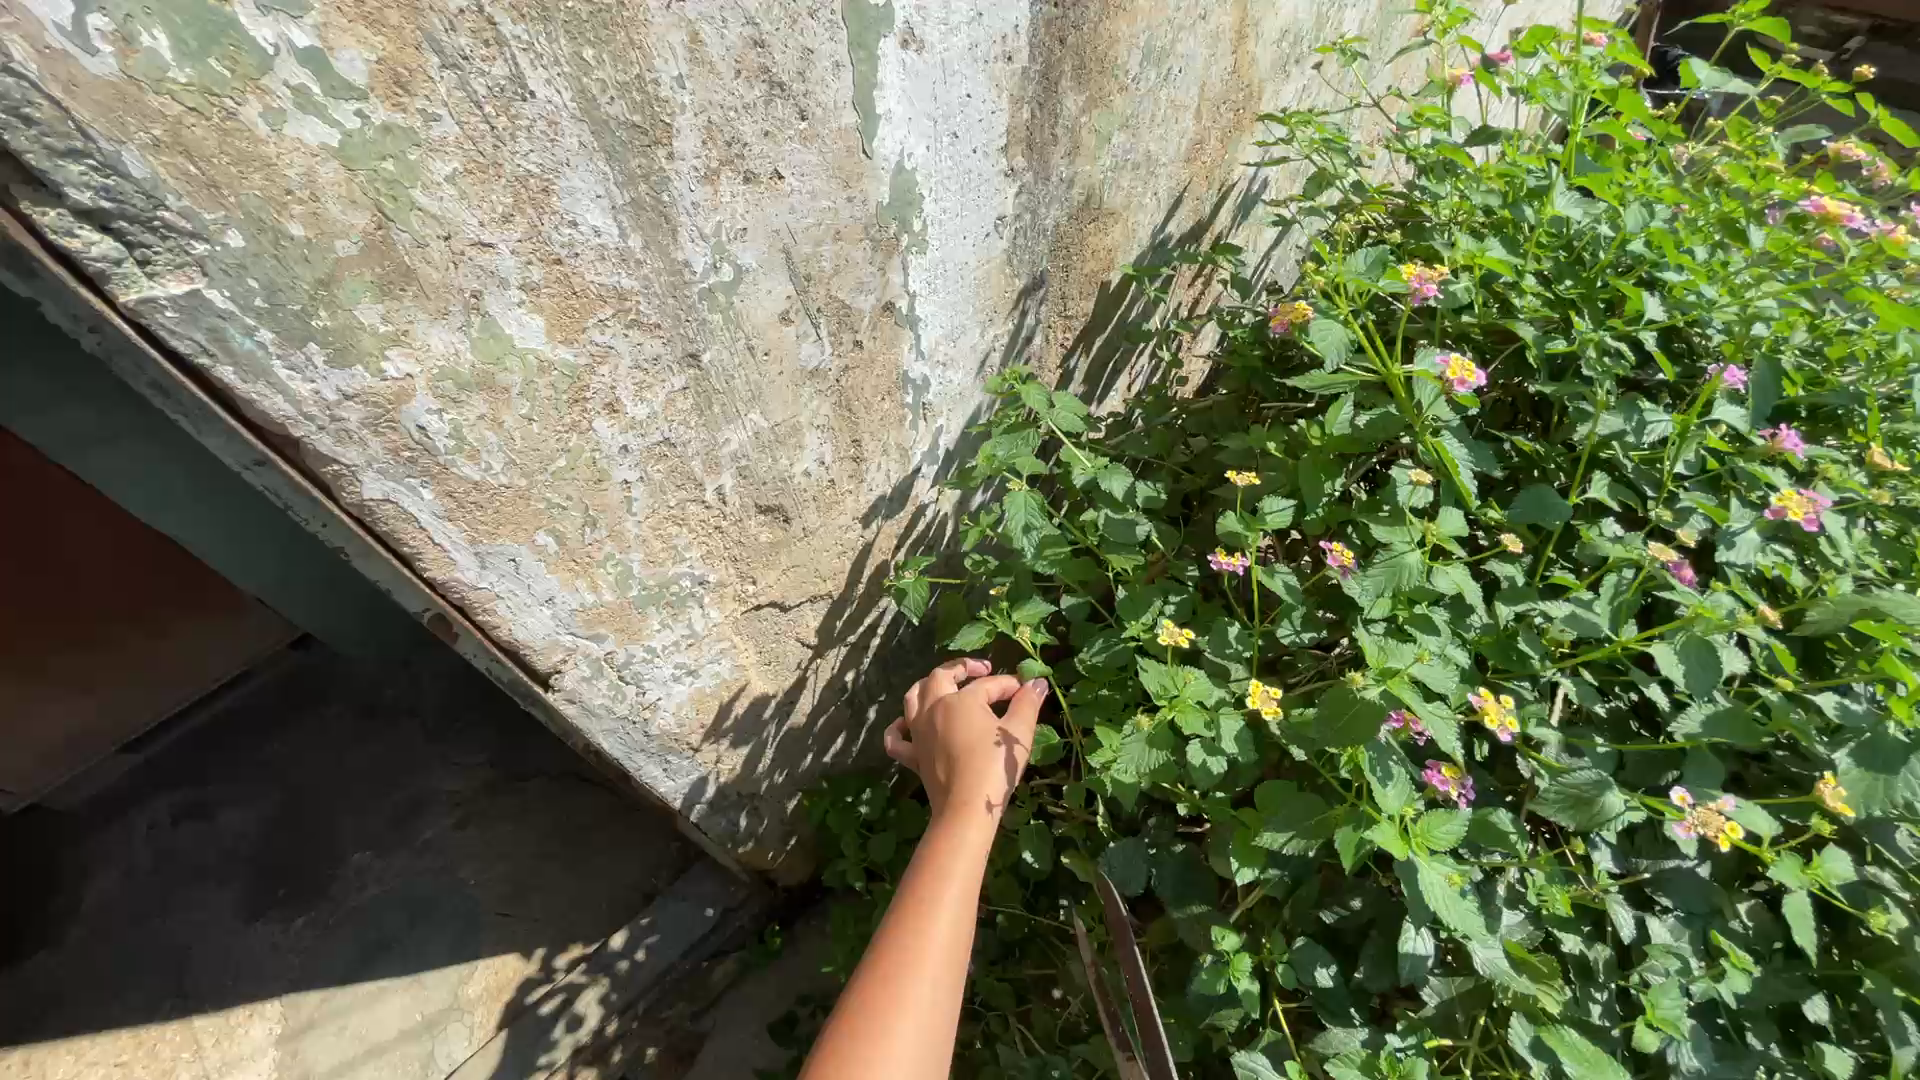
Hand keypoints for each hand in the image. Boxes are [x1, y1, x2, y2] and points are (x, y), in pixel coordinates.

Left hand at [884, 659, 1048, 819]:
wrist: (967, 807)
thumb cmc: (995, 766)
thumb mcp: (1019, 732)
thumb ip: (1028, 703)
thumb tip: (1038, 682)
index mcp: (961, 700)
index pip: (988, 684)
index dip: (1009, 684)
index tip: (1025, 689)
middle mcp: (934, 708)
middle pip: (941, 676)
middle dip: (961, 668)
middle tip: (981, 670)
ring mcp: (918, 732)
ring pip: (913, 697)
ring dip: (927, 686)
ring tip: (943, 685)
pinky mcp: (913, 756)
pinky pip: (897, 739)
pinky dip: (898, 728)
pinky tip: (905, 725)